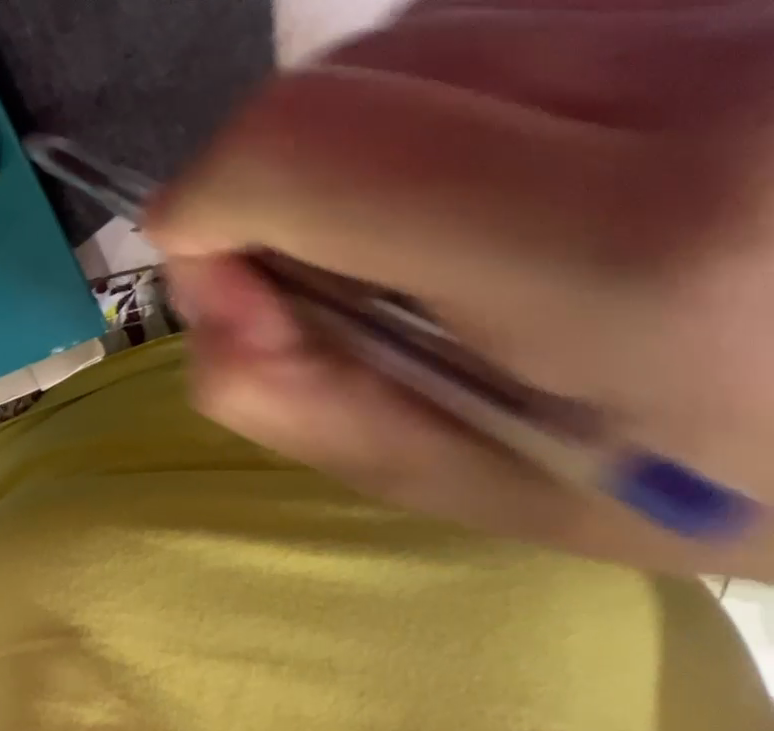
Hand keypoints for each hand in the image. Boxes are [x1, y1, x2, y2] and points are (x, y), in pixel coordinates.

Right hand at [149, 0, 773, 580]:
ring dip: (366, 139)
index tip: (211, 271)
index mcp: (626, 246)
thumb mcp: (491, 487)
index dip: (207, 203)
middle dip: (277, 177)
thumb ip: (309, 402)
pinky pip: (516, 18)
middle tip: (324, 275)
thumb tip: (204, 293)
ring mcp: (741, 8)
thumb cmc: (742, 479)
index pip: (304, 146)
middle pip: (350, 72)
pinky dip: (454, 103)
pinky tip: (519, 175)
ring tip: (440, 233)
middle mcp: (702, 76)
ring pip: (424, 31)